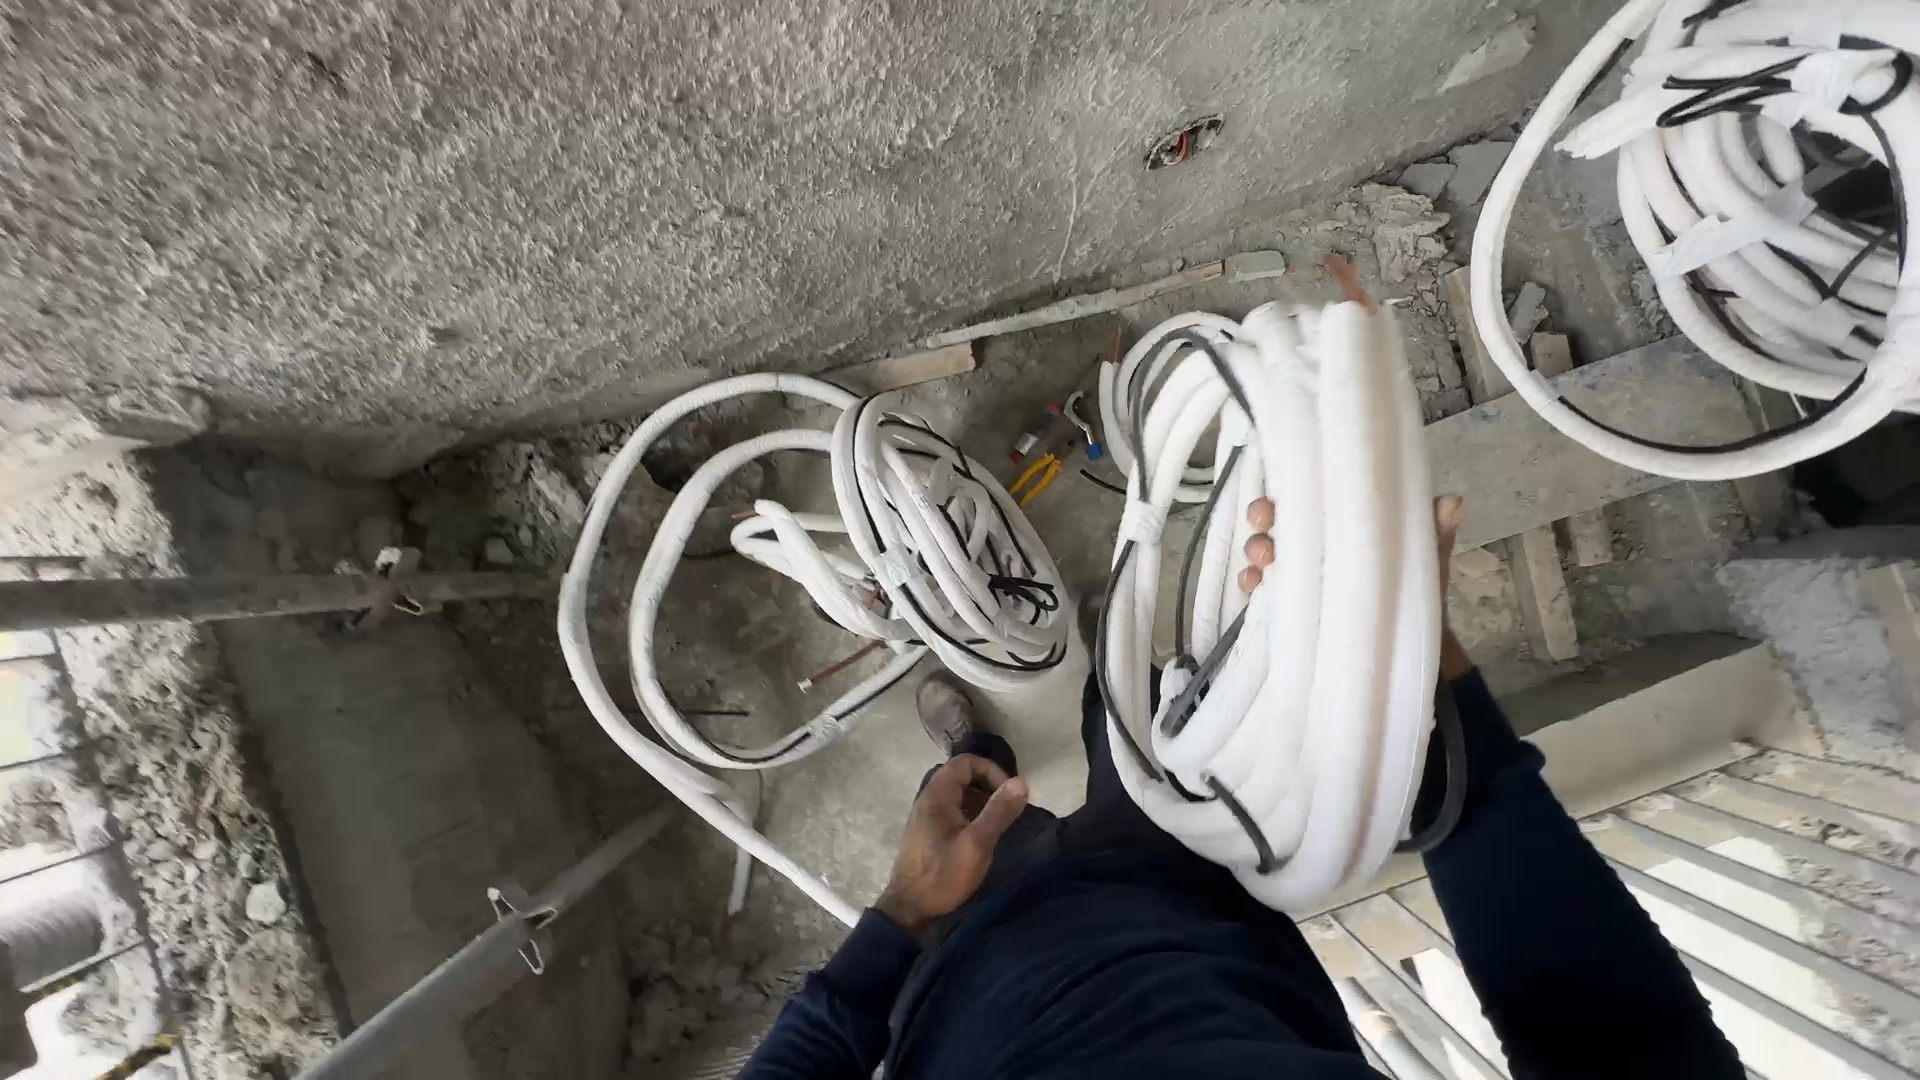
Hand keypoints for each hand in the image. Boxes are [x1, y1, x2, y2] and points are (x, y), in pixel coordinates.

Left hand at [874, 755, 1029, 934]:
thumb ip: (998, 812)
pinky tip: (980, 835)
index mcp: (937, 794)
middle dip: (988, 785)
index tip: (1008, 792)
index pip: (965, 762)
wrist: (908, 910)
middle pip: (961, 775)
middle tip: (1006, 807)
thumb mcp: (976, 844)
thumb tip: (1021, 782)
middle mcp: (928, 798)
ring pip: (957, 793)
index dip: (990, 770)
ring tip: (998, 822)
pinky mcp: (927, 832)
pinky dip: (970, 813)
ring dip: (980, 800)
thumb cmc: (942, 875)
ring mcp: (926, 815)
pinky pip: (952, 809)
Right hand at [1237, 493, 1473, 679]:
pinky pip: (1258, 585)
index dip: (1291, 494)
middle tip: (1267, 535)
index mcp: (1345, 526)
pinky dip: (1249, 581)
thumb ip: (1431, 538)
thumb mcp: (1426, 567)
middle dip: (1262, 520)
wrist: (1404, 652)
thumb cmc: (1413, 598)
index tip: (1280, 503)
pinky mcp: (1285, 600)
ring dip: (1255, 550)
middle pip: (1278, 520)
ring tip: (1262, 565)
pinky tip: (1252, 586)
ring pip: (1263, 550)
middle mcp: (1316, 543)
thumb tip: (1450, 502)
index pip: (1312, 499)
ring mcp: (1297, 572)